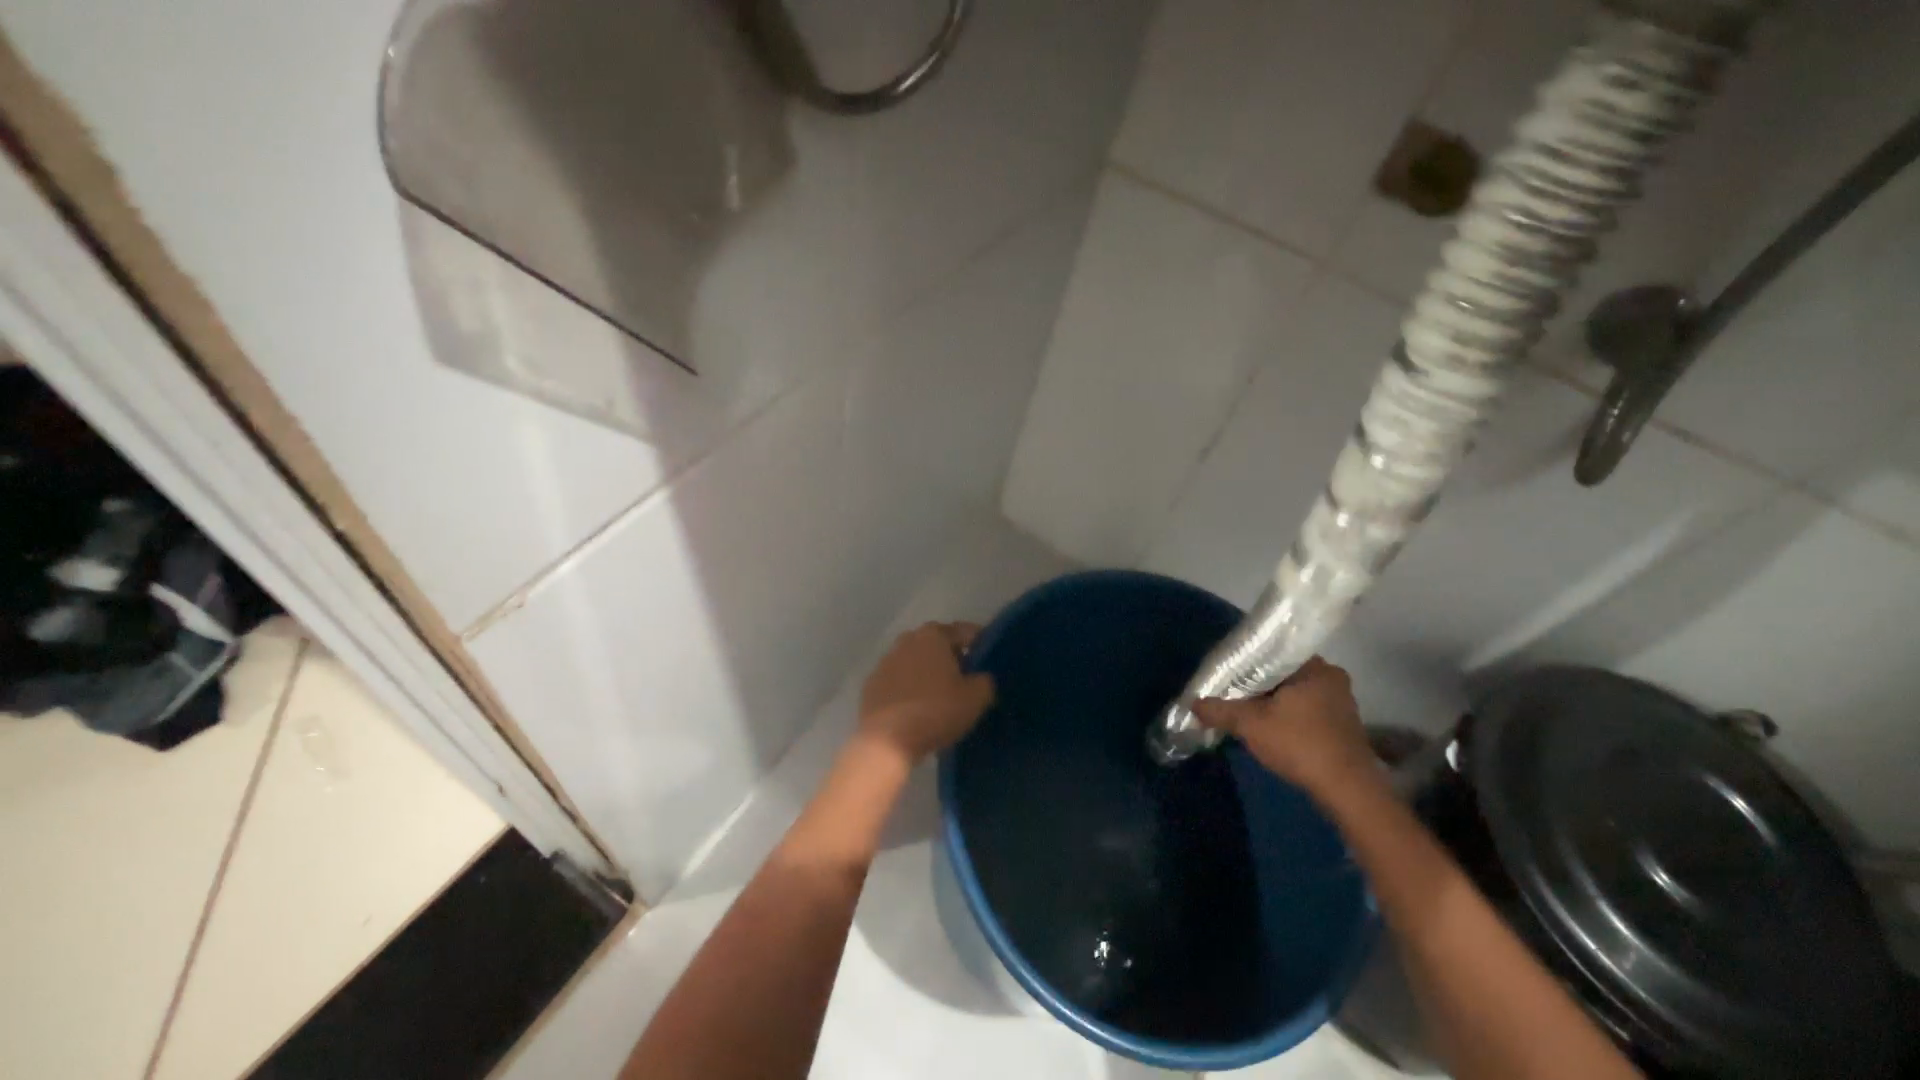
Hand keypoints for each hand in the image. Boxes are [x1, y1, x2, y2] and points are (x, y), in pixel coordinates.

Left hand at [856, 622, 994, 765]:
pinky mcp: (871, 686)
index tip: (988, 658)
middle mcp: (906, 641)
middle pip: (936, 644)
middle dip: (951, 657)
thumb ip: (985, 681)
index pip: (963, 631)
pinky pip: (898, 682)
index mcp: (933, 636)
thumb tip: (980, 678)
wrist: (887, 740)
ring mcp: (884, 663)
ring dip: (927, 672)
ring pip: (914, 662)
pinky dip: (909, 689)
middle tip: (966, 678)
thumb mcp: (975, 698)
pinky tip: (917, 708)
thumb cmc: (936, 711)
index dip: (979, 643)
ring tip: (941, 695)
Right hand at [1193, 657, 1377, 796]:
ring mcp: (1342, 704)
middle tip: (1232, 699)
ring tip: (1248, 717)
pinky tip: (1272, 733)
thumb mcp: (1250, 725)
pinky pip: (1308, 714)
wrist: (1347, 789)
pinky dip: (1289, 720)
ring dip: (1274, 706)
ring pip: (1296, 697)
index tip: (1226, 679)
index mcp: (1316, 667)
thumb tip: (1194, 703)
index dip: (1246, 666)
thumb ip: (1220, 710)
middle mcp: (1332, 679)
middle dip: (1258, 689)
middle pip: (1284, 677)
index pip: (1273, 655)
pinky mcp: (1344, 728)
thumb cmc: (1300, 744)